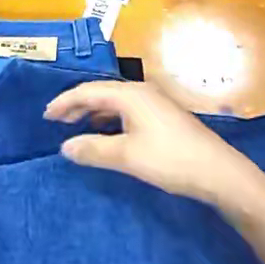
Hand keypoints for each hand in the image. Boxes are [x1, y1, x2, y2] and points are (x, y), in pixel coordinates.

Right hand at [43, 80, 264, 211]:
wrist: (219, 172)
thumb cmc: (170, 160)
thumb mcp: (127, 157)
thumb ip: (93, 150)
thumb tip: (65, 147)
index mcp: (130, 94)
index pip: (88, 91)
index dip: (64, 102)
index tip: (45, 116)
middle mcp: (141, 91)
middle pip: (101, 92)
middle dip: (77, 105)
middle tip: (56, 121)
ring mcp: (154, 102)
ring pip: (114, 101)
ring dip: (93, 113)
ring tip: (76, 128)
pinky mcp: (163, 115)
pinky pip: (126, 109)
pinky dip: (109, 119)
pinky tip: (106, 134)